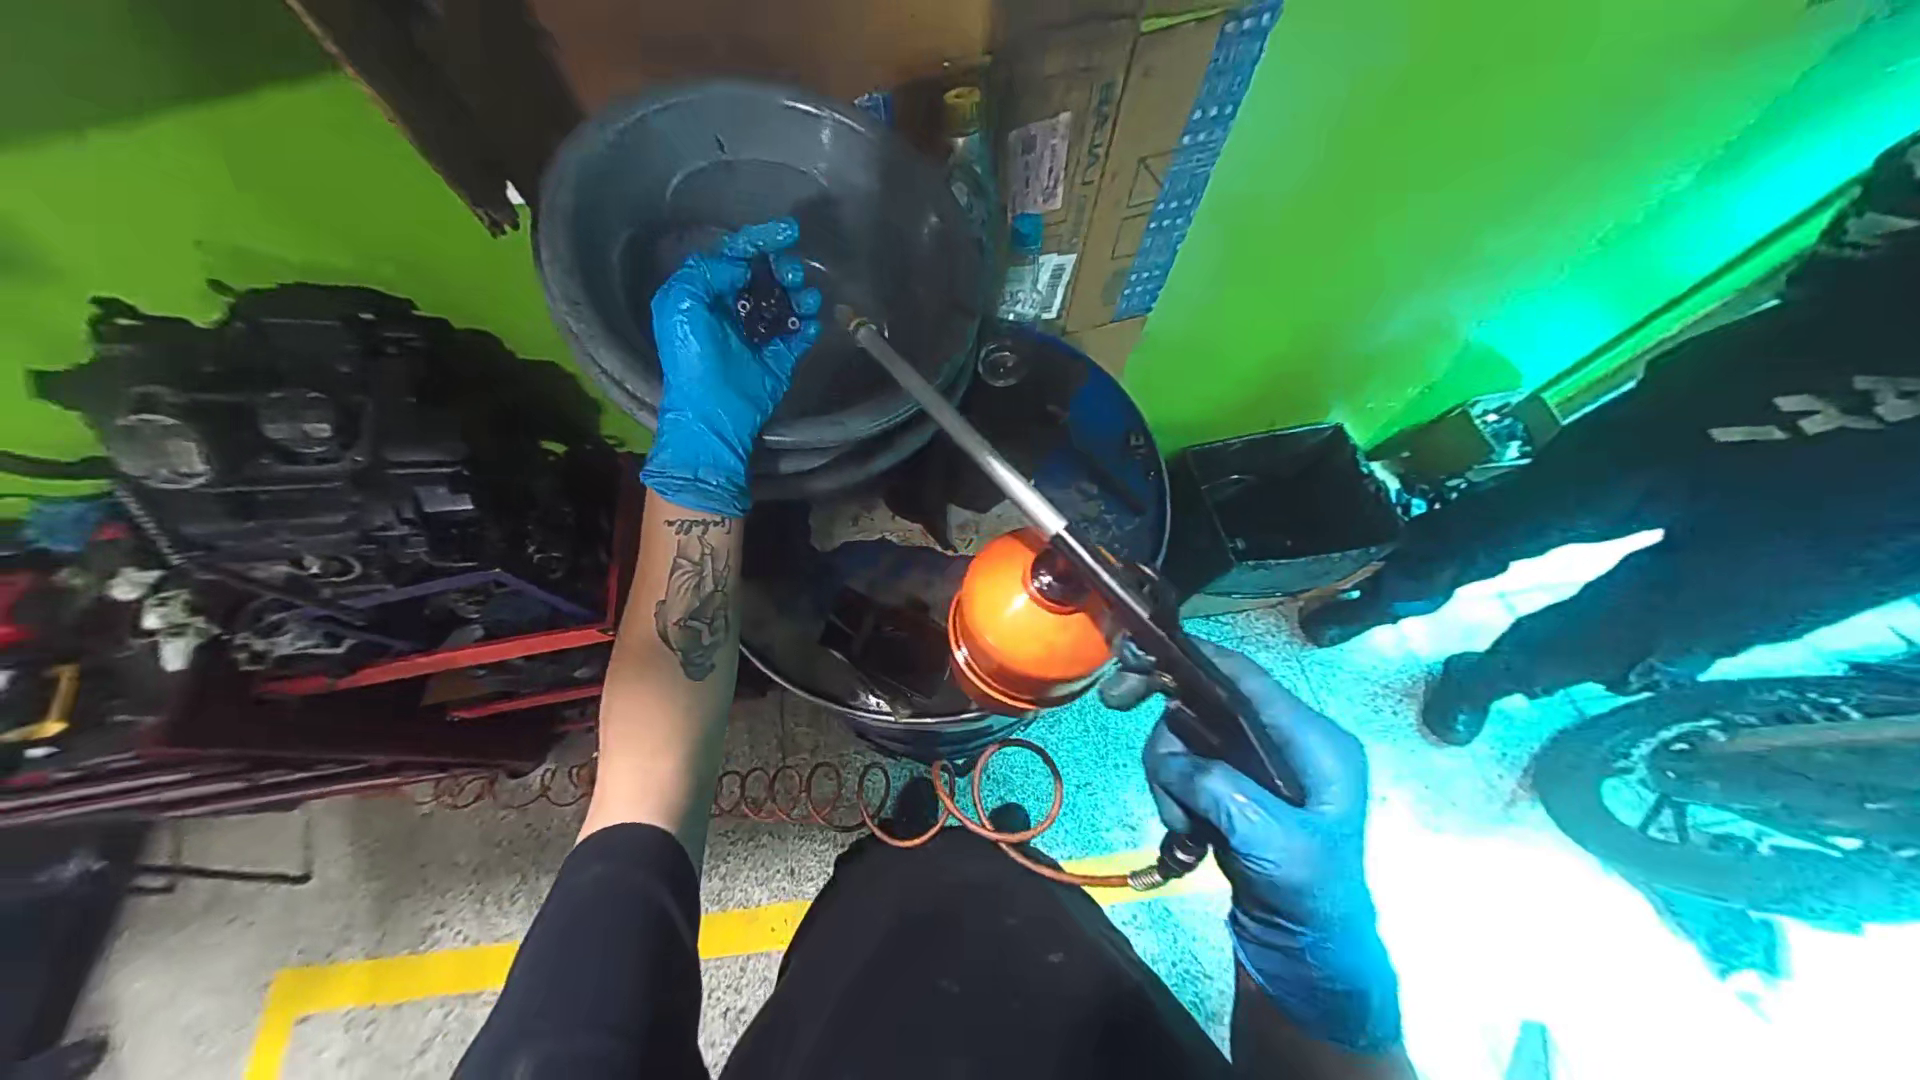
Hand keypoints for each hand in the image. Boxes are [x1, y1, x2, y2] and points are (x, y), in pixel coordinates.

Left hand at [639, 219, 822, 517]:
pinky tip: (812, 322)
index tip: (789, 231)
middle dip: (783, 269)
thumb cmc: (692, 358)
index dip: (761, 239)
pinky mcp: (780, 359)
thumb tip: (738, 266)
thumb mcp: (680, 304)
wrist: (713, 412)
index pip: (736, 256)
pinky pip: (800, 335)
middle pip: (766, 277)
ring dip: (800, 295)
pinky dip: (809, 325)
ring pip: (786, 303)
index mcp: (708, 295)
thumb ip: (705, 273)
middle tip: (792, 275)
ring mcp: (759, 335)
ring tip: (805, 299)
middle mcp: (734, 310)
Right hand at [1142, 644, 1400, 1051]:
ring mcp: (1250, 760)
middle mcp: (1280, 739)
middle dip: (1164, 713)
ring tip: (1181, 822)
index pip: (1247, 677)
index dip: (1194, 656)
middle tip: (1113, 700)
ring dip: (1167, 774)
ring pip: (1184, 735)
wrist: (1304, 950)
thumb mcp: (1275, 842)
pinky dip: (1170, 790)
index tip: (1140, 649)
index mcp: (1311, 740)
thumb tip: (1173, 761)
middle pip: (1205, 698)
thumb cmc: (1311, 894)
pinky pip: (1181, 765)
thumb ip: (1222, 790)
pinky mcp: (1227, 782)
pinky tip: (1183, 829)